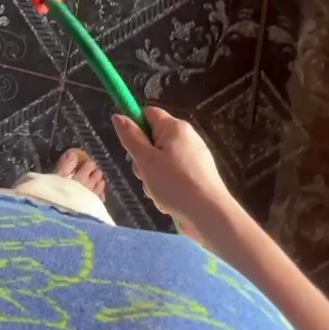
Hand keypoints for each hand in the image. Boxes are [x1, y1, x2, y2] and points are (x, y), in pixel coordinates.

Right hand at [112, 108, 232, 225]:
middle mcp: (186, 138)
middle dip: (143, 158)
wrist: (210, 215)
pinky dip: (166, 185)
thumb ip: (130, 137)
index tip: (129, 147)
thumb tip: (118, 115)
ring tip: (157, 191)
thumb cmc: (174, 184)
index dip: (134, 126)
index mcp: (174, 128)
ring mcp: (194, 158)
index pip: (147, 113)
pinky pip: (173, 174)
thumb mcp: (145, 159)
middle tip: (144, 174)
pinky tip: (168, 200)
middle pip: (153, 139)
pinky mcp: (198, 176)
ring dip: (152, 176)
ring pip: (160, 160)